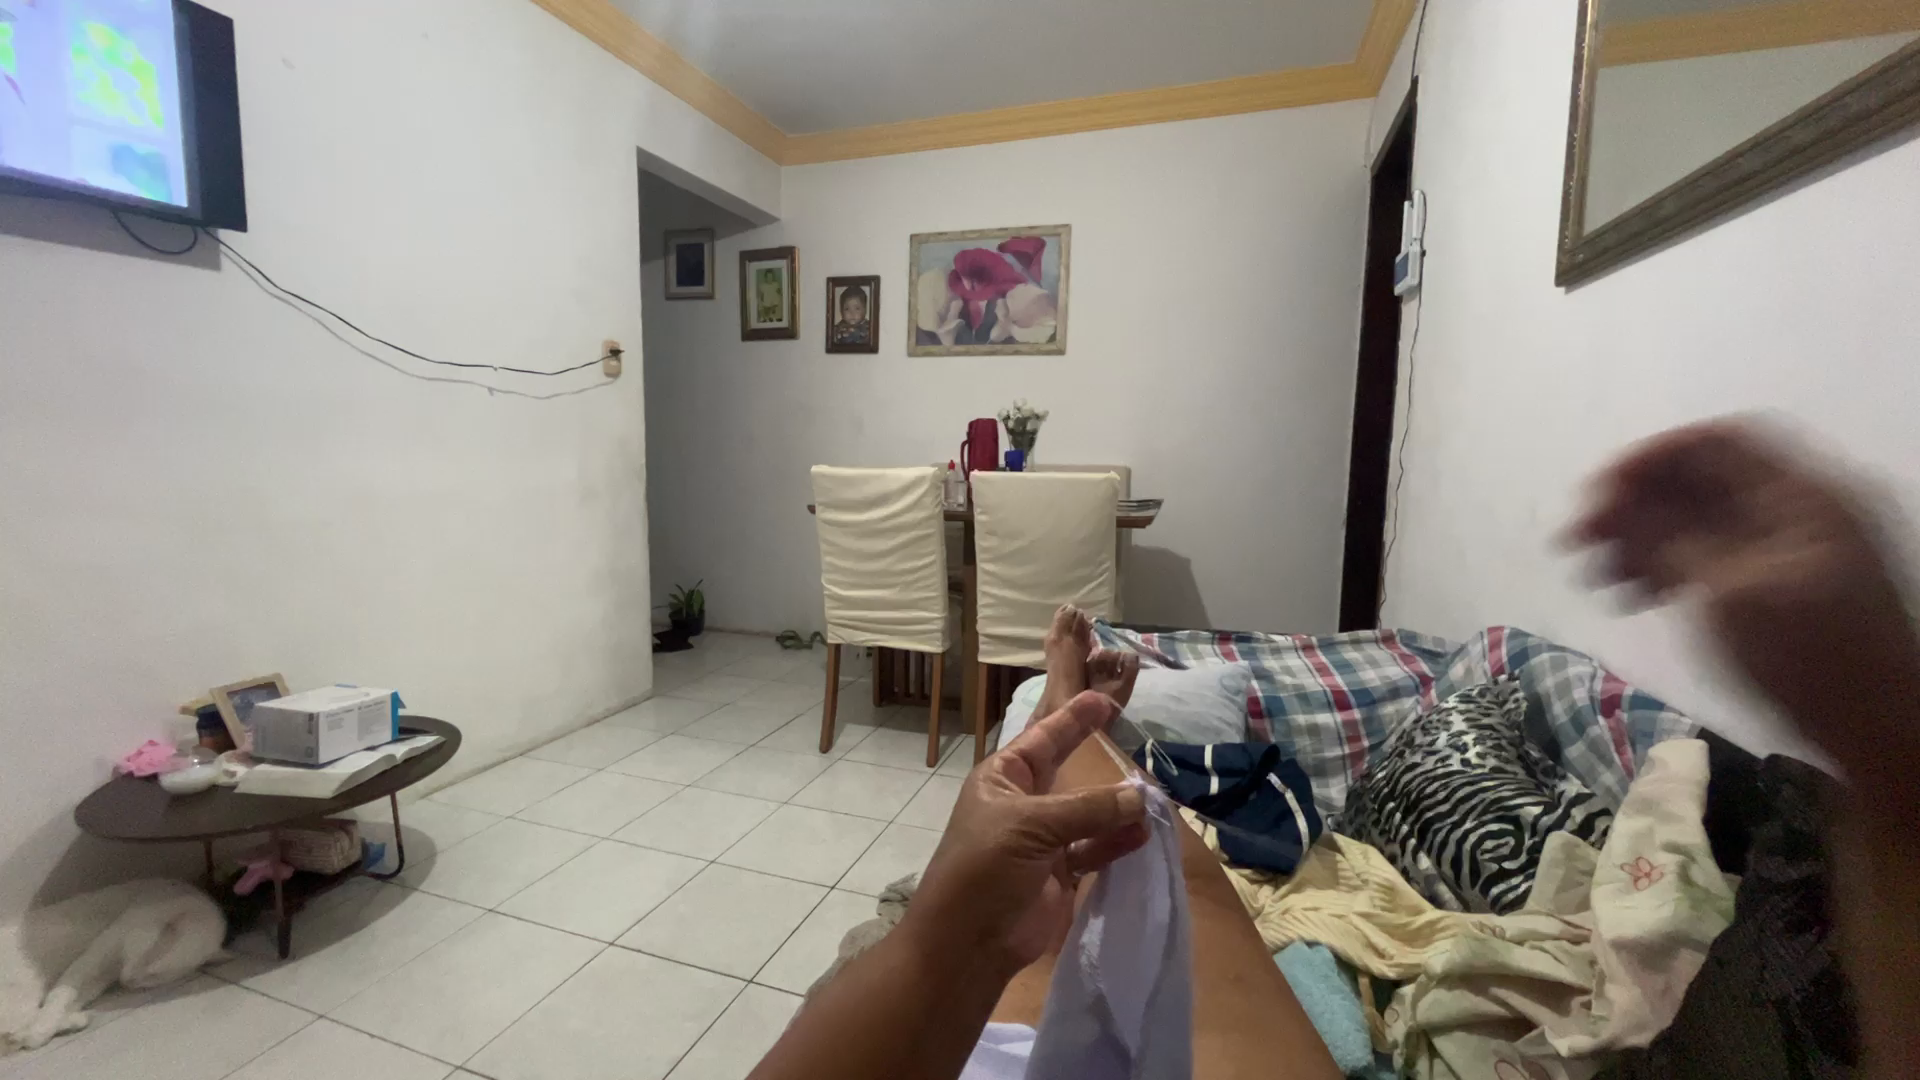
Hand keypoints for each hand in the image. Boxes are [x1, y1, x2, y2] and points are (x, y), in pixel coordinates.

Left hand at [903, 691, 1148, 977]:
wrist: (968, 943)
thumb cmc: (985, 868)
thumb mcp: (1031, 827)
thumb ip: (1087, 809)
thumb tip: (1140, 796)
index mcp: (1003, 778)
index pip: (1043, 737)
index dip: (1072, 718)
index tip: (1102, 698)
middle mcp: (1023, 802)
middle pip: (1067, 770)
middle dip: (1095, 753)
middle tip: (1130, 730)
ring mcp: (1042, 839)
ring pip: (1087, 812)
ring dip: (1116, 807)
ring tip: (1152, 798)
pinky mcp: (1058, 873)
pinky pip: (1093, 849)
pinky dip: (1116, 842)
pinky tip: (1142, 834)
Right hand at [1566, 418, 1919, 783]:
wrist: (1872, 727)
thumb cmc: (1807, 657)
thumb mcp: (1728, 592)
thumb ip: (1670, 538)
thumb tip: (1614, 502)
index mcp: (1800, 498)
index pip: (1713, 443)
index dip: (1647, 458)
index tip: (1594, 494)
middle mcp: (1789, 510)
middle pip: (1689, 481)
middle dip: (1623, 506)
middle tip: (1574, 542)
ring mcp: (1776, 544)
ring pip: (1682, 517)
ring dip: (1627, 540)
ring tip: (1593, 579)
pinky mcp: (1760, 576)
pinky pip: (1692, 551)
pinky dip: (1651, 565)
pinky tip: (1625, 596)